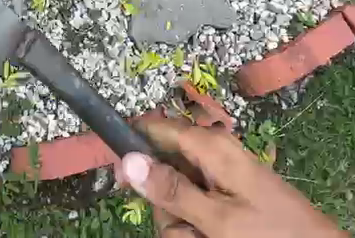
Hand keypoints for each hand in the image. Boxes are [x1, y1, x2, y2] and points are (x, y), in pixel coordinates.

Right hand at [118, 113, 346, 237]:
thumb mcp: (220, 221)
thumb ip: (173, 191)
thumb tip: (128, 160)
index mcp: (210, 145)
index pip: (154, 127)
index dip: (133, 149)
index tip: (122, 181)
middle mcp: (213, 152)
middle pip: (164, 169)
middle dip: (167, 206)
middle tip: (188, 233)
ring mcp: (224, 176)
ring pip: (179, 194)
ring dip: (183, 226)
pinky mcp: (232, 197)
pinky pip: (199, 207)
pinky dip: (199, 229)